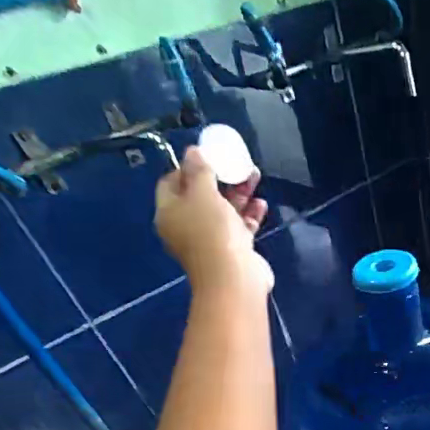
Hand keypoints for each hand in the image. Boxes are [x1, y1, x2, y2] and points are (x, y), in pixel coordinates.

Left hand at [155, 146, 271, 294]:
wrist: (233, 278)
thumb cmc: (211, 231)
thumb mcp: (202, 193)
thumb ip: (199, 170)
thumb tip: (192, 151)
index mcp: (169, 213)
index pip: (170, 182)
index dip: (186, 166)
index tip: (207, 156)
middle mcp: (185, 227)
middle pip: (200, 196)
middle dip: (219, 177)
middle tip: (236, 163)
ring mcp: (209, 241)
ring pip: (222, 210)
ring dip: (238, 193)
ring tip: (254, 176)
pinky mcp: (231, 251)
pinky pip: (238, 227)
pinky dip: (248, 214)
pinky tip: (261, 204)